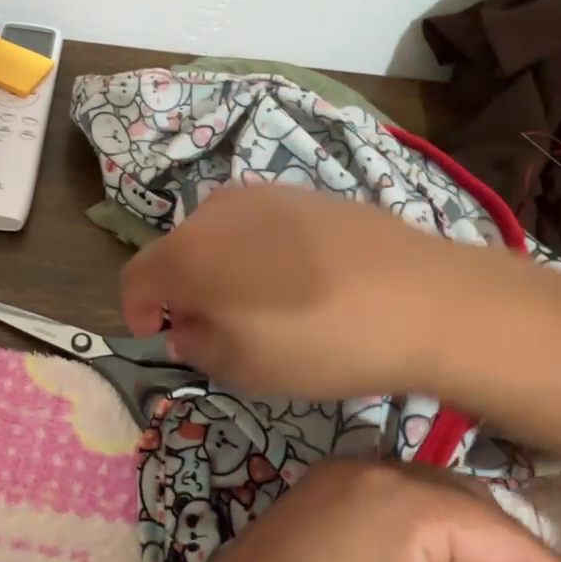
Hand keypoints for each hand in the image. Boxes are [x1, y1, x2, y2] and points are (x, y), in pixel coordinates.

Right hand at [121, 184, 540, 398]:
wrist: (425, 299)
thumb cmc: (321, 343)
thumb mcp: (244, 368)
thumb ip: (196, 346)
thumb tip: (185, 327)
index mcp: (189, 252)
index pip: (135, 277)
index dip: (137, 312)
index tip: (161, 338)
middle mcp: (216, 210)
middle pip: (177, 251)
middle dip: (182, 292)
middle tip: (213, 332)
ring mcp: (264, 194)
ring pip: (219, 235)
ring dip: (221, 270)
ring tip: (260, 309)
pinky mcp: (305, 192)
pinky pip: (259, 225)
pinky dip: (258, 253)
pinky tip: (299, 284)